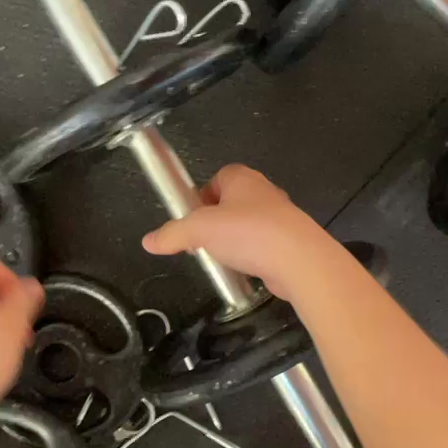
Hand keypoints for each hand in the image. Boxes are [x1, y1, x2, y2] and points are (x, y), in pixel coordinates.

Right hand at [141, 164, 335, 300]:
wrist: (299, 260)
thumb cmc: (248, 233)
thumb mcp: (199, 231)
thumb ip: (172, 234)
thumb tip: (149, 241)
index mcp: (243, 179)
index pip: (218, 177)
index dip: (202, 195)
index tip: (191, 217)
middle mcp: (263, 192)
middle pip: (231, 202)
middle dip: (215, 221)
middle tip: (201, 240)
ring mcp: (279, 217)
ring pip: (247, 225)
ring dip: (232, 240)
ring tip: (220, 258)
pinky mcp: (289, 241)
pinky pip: (261, 245)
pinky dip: (250, 255)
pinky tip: (242, 270)